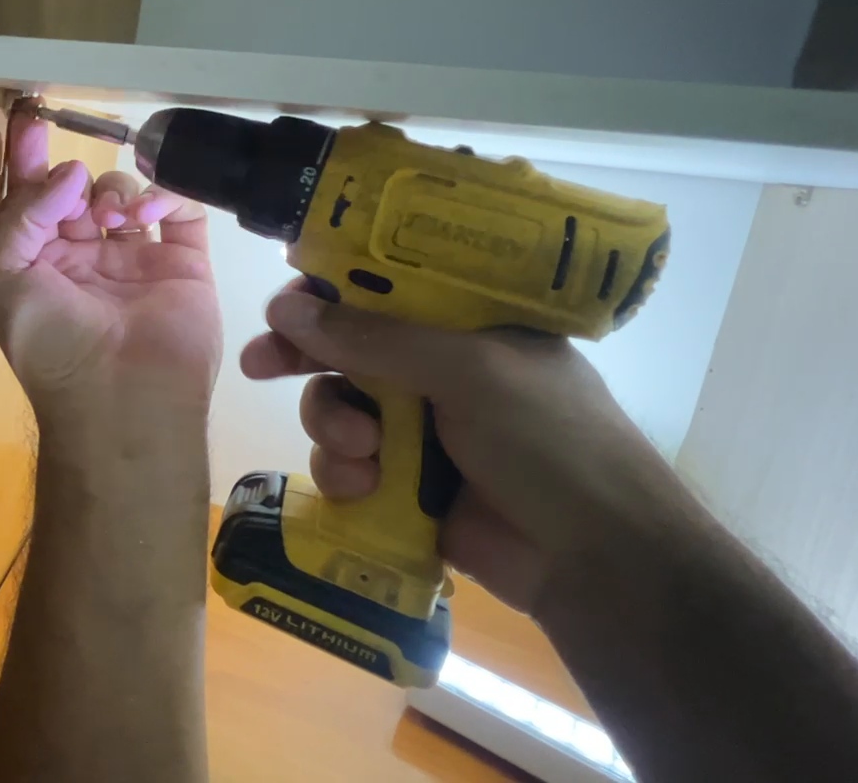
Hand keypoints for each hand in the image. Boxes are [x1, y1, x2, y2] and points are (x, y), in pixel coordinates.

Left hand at [0, 108, 220, 461]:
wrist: (123, 400)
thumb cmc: (50, 342)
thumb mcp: (1, 279)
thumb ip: (18, 216)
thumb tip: (67, 173)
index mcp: (36, 262)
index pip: (30, 197)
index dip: (28, 157)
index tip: (31, 118)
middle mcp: (83, 256)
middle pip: (77, 190)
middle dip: (73, 178)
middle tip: (78, 197)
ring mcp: (135, 257)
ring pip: (125, 192)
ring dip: (114, 190)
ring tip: (112, 219)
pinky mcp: (183, 261)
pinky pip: (180, 208)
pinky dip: (167, 193)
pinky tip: (149, 212)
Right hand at [239, 282, 685, 615]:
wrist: (598, 567)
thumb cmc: (552, 446)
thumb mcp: (466, 373)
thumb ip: (371, 339)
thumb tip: (283, 306)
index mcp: (464, 327)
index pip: (381, 289)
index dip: (328, 290)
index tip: (285, 302)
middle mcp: (433, 368)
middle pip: (342, 345)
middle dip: (300, 355)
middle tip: (259, 363)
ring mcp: (414, 425)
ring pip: (332, 403)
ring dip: (330, 422)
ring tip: (359, 446)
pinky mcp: (397, 478)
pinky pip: (340, 459)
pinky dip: (342, 469)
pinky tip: (365, 485)